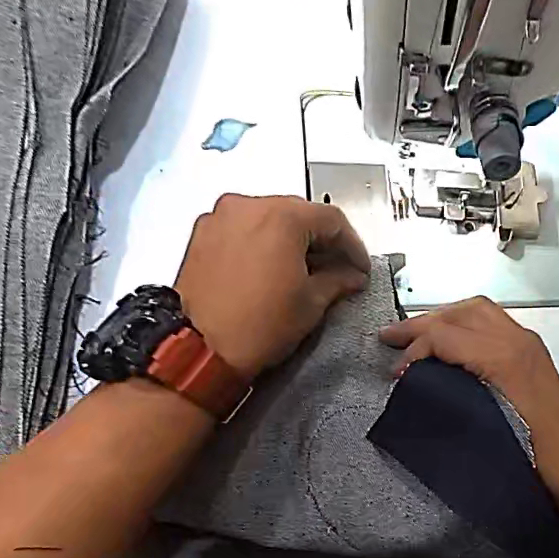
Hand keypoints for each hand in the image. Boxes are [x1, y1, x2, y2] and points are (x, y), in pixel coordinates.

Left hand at [175, 194, 370, 376]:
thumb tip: (349, 276)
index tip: (358, 266)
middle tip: (337, 268)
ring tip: (302, 271)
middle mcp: (248, 207)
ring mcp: (220, 219)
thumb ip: (337, 281)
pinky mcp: (202, 236)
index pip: (332, 220)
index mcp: (282, 216)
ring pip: (268, 219)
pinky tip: (270, 270)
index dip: (352, 245)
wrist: (200, 351)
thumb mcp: (310, 304)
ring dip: (289, 240)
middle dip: (320, 241)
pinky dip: (260, 243)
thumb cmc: (254, 327)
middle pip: (298, 214)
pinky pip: (242, 230)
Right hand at [377, 297, 558, 483]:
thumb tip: (416, 377)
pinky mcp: (531, 353)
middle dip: (423, 323)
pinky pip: (493, 322)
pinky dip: (464, 324)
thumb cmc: (531, 454)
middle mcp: (517, 341)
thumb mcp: (479, 424)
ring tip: (418, 333)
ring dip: (444, 318)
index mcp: (504, 356)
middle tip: (392, 336)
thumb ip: (446, 391)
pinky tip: (450, 341)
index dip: (414, 350)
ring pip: (478, 311)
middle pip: (461, 313)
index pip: (445, 334)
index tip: (399, 372)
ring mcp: (526, 344)